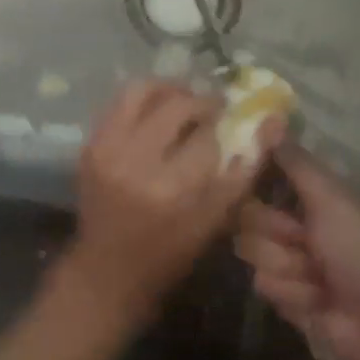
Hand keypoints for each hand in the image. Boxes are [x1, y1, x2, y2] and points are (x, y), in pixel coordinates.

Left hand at [63, 80, 281, 319]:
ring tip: (185, 101)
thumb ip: (242, 173)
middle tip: (215, 108)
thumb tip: (269, 124)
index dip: (230, 121)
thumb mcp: (213, 222)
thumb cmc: (168, 255)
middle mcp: (135, 161)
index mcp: (171, 189)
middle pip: (176, 105)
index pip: (209, 136)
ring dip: (169, 90)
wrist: (106, 270)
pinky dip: (143, 101)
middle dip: (202, 101)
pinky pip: (119, 103)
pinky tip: (158, 113)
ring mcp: (107, 148)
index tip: (240, 116)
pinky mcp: (90, 144)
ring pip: (141, 91)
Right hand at [234, 146, 359, 359]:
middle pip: (248, 215)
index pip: (262, 175)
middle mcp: (294, 224)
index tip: (244, 177)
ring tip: (318, 278)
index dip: (253, 178)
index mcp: (311, 196)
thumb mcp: (331, 200)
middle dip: (276, 232)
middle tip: (304, 241)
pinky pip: (263, 285)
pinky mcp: (283, 295)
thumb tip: (270, 117)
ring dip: (287, 267)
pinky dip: (292, 293)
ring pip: (252, 252)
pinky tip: (317, 301)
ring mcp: (287, 261)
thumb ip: (297, 162)